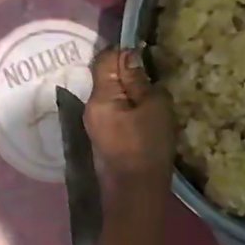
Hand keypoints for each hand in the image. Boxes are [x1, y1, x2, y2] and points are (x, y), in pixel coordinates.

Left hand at [85, 47, 174, 200]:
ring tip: (152, 101)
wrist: (137, 192)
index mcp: (100, 97)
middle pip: (106, 78)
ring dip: (129, 94)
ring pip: (111, 97)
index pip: (105, 59)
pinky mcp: (103, 139)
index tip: (145, 57)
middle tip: (153, 81)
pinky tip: (145, 119)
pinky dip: (128, 110)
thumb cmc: (148, 146)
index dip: (124, 52)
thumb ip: (140, 80)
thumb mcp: (154, 107)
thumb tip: (129, 57)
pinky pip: (114, 113)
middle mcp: (90, 107)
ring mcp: (94, 125)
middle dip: (128, 75)